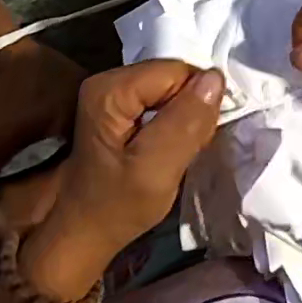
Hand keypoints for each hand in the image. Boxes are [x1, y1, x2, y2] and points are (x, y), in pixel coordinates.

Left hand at [19, 61, 223, 299]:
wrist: (85, 230)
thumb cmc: (118, 206)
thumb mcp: (156, 170)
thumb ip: (185, 124)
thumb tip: (215, 78)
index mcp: (110, 89)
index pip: (176, 72)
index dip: (196, 101)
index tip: (197, 138)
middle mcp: (107, 79)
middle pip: (173, 75)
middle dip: (191, 107)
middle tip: (188, 147)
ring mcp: (111, 91)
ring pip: (170, 87)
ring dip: (184, 115)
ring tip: (179, 148)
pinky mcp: (118, 105)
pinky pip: (161, 99)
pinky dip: (173, 120)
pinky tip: (168, 145)